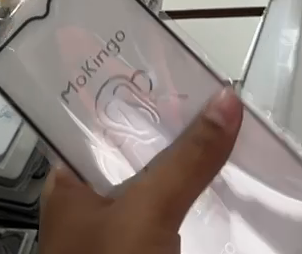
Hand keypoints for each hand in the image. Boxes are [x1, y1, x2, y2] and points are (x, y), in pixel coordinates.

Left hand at [38, 89, 242, 253]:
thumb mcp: (148, 209)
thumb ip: (187, 157)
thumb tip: (226, 100)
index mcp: (70, 182)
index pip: (99, 117)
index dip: (135, 89)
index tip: (176, 65)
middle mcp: (91, 204)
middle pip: (136, 150)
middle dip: (175, 127)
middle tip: (217, 94)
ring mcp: (120, 235)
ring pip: (160, 184)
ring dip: (192, 162)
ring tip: (231, 127)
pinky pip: (176, 217)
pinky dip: (199, 200)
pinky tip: (228, 183)